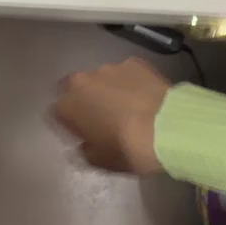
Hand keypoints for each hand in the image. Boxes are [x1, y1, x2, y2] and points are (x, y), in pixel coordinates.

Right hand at [53, 57, 173, 174]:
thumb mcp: (103, 161)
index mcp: (68, 105)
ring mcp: (107, 68)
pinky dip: (129, 83)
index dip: (69, 123)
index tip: (82, 134)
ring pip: (100, 79)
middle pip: (75, 89)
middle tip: (101, 117)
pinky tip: (142, 96)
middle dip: (84, 100)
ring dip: (106, 90)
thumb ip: (86, 152)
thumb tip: (83, 146)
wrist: (168, 126)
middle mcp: (81, 81)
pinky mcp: (132, 62)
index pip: (57, 112)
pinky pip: (125, 73)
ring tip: (126, 106)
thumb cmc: (129, 148)